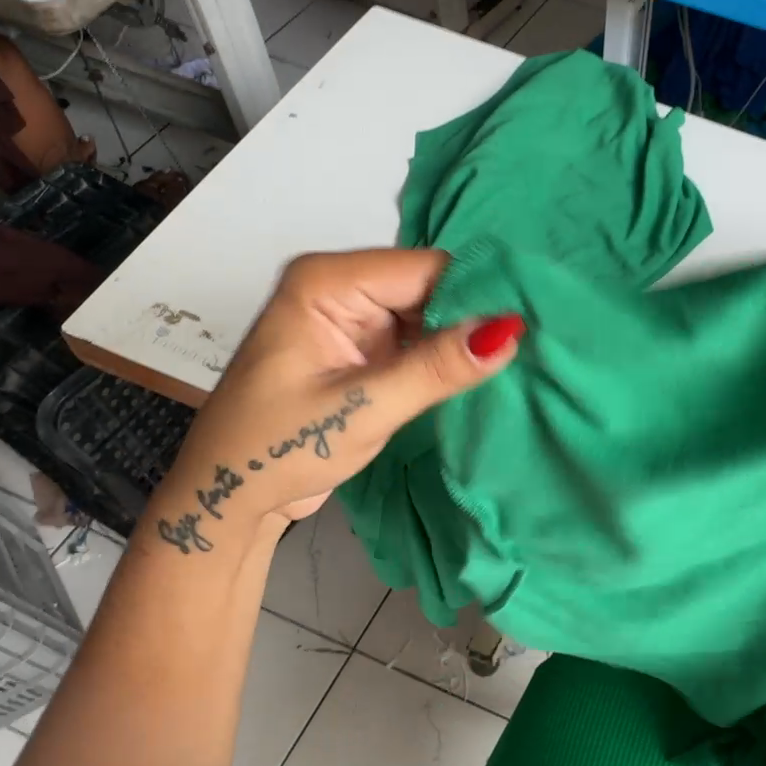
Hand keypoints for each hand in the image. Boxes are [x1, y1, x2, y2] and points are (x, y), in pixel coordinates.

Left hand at [147, 248, 521, 553]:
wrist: (232, 496)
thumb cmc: (280, 450)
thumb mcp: (364, 409)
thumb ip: (436, 369)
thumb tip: (508, 332)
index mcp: (325, 282)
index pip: (423, 269)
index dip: (477, 294)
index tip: (532, 323)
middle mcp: (338, 288)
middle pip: (427, 288)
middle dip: (473, 317)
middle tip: (533, 347)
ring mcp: (350, 321)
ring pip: (426, 317)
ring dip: (462, 342)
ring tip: (518, 363)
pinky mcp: (360, 352)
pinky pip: (415, 344)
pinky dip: (443, 361)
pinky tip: (480, 376)